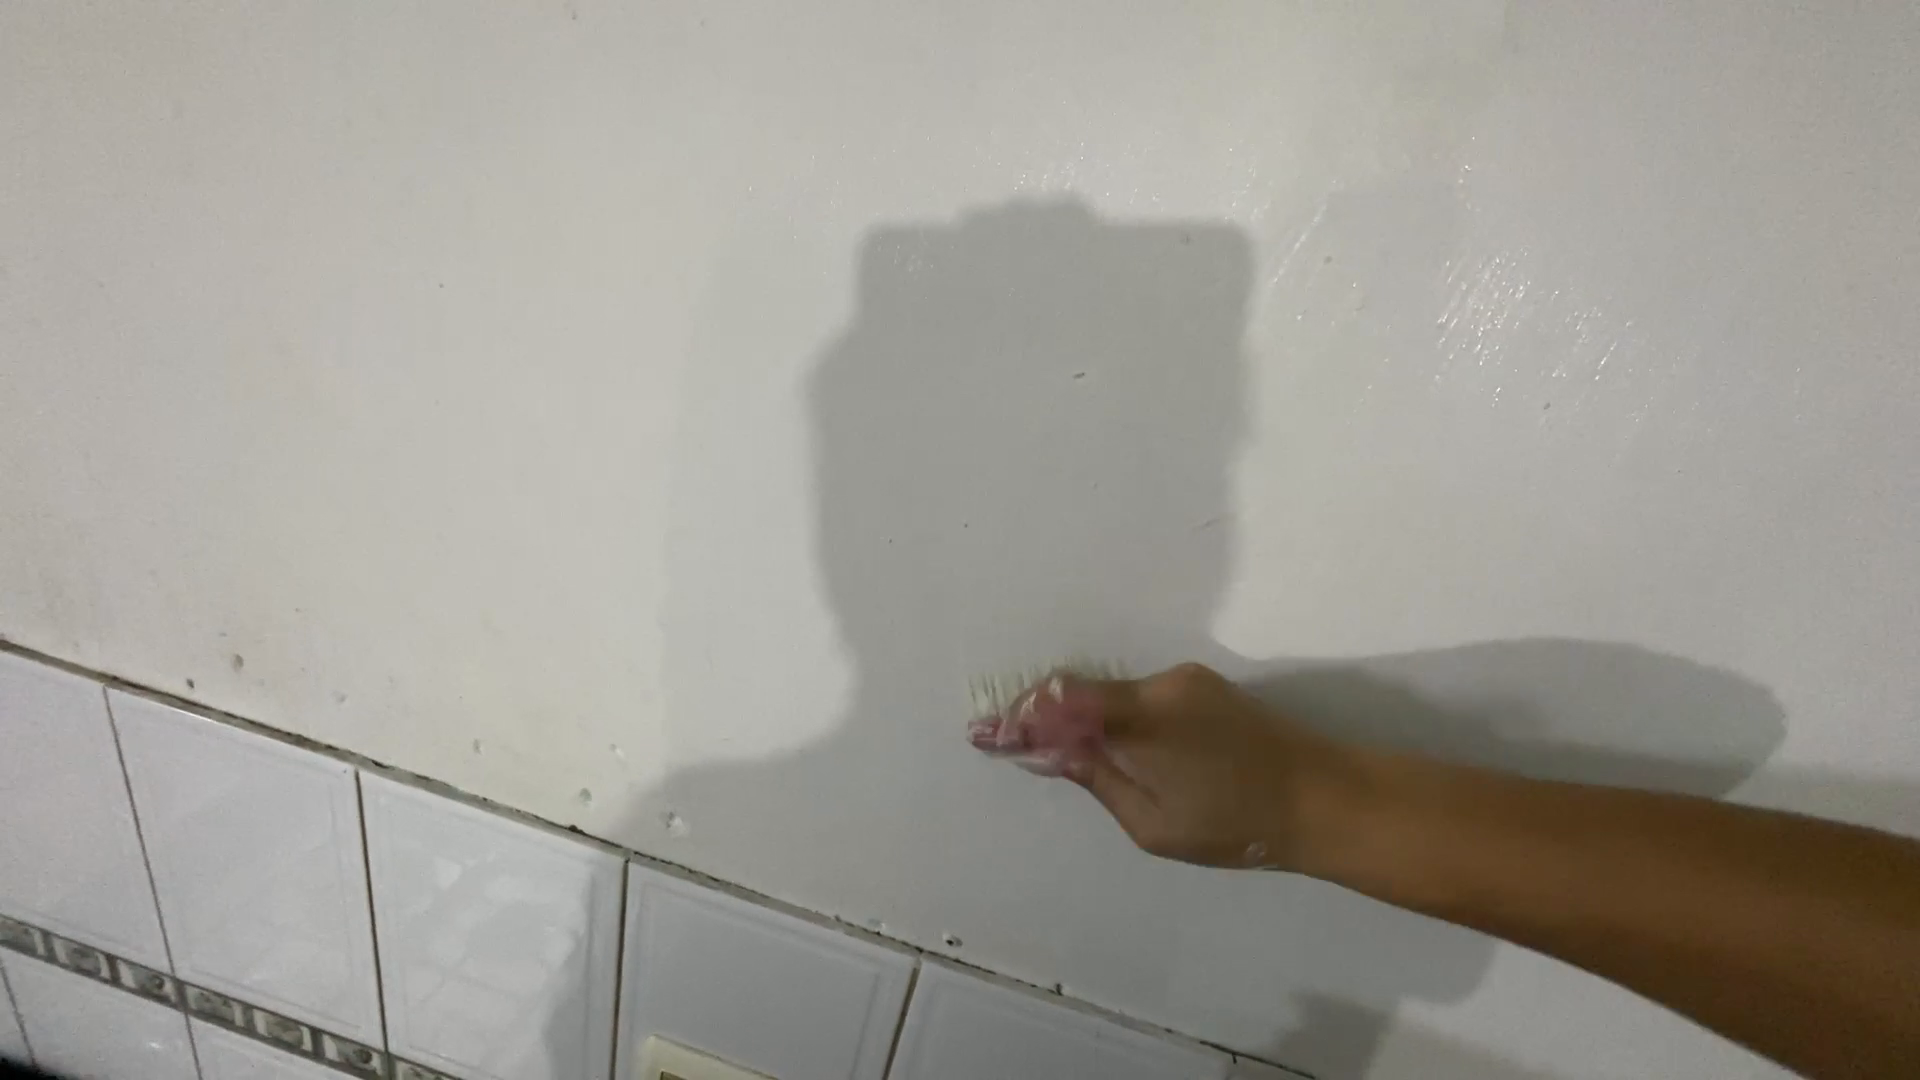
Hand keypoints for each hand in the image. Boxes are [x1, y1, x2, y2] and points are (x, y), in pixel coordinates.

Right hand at [967, 662, 1369, 870]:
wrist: (1324, 797)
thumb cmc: (1236, 823)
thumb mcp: (1153, 824)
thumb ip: (1097, 779)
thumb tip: (1048, 752)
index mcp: (1143, 719)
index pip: (1063, 700)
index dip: (1022, 713)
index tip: (987, 732)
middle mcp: (1159, 685)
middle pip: (1083, 693)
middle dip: (1047, 717)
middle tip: (1018, 745)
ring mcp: (1183, 680)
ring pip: (1112, 695)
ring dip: (1085, 720)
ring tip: (1069, 755)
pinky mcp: (1200, 684)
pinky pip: (1140, 697)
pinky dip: (1117, 717)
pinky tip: (1121, 749)